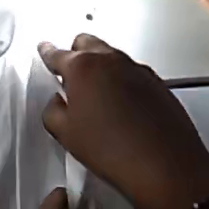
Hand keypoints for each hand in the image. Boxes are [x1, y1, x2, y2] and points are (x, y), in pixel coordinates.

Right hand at [40, 35, 208, 208]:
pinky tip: (121, 105)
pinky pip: (131, 72)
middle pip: (86, 42)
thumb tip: (57, 103)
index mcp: (82, 67)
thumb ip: (53, 110)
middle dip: (76, 53)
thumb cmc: (113, 149)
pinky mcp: (156, 81)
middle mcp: (110, 59)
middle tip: (70, 74)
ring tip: (96, 95)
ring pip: (110, 55)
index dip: (47, 52)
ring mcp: (136, 68)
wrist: (163, 165)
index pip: (57, 53)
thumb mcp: (66, 134)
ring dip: (100, 67)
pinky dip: (122, 80)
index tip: (45, 50)